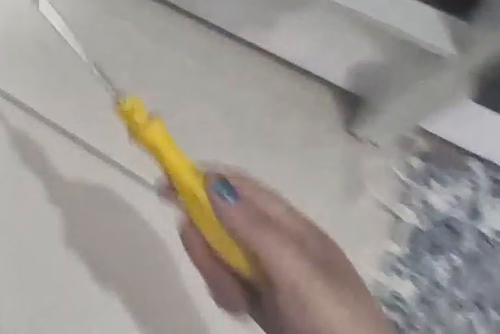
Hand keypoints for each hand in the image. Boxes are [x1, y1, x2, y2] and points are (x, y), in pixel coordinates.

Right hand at [171, 170, 393, 333]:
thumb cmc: (334, 321)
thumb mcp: (297, 272)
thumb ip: (254, 227)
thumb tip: (211, 179)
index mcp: (293, 229)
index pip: (239, 186)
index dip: (200, 178)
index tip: (165, 186)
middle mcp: (279, 245)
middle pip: (220, 218)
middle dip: (205, 236)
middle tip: (204, 258)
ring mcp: (271, 275)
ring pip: (219, 251)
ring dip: (214, 270)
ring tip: (233, 298)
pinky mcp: (262, 301)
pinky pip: (226, 281)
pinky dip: (223, 291)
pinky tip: (239, 309)